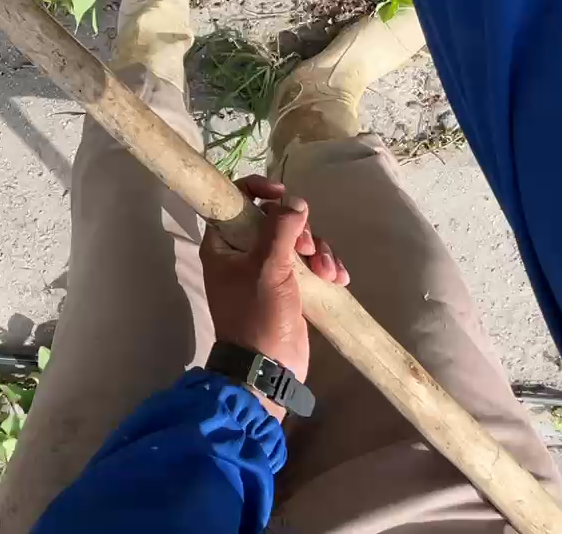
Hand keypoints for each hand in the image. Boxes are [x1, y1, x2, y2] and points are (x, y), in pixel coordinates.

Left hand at [200, 177, 348, 417]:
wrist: (269, 371)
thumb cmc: (258, 315)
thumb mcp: (267, 268)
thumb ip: (281, 229)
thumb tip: (295, 201)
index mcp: (223, 243)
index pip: (234, 199)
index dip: (258, 189)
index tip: (281, 193)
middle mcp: (242, 252)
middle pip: (274, 219)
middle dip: (300, 230)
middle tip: (307, 250)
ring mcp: (266, 270)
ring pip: (297, 241)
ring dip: (317, 251)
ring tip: (328, 273)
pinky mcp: (289, 287)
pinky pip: (308, 264)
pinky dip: (323, 267)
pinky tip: (338, 280)